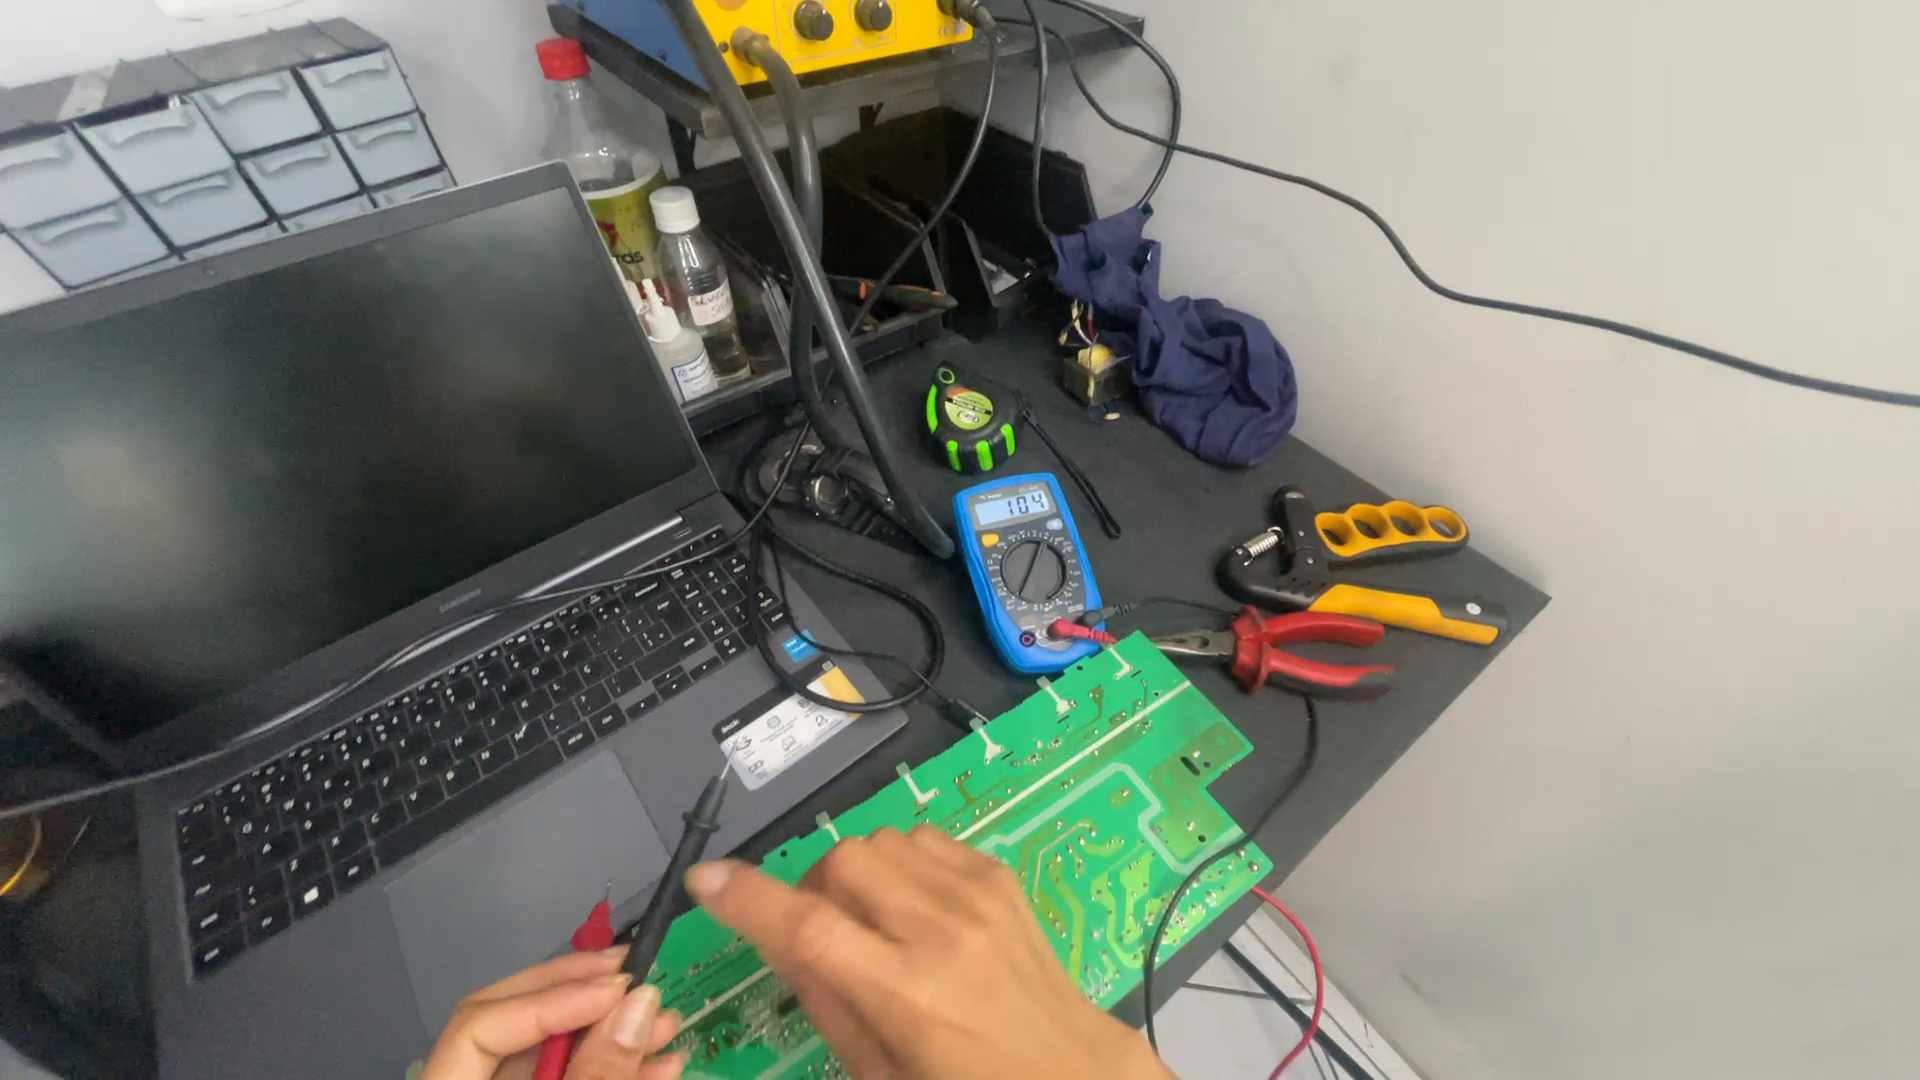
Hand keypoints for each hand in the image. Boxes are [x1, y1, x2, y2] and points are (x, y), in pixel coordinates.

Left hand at [420, 947, 686, 1079]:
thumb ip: (595, 1076)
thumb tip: (641, 1000)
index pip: (478, 1025)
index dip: (551, 999)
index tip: (619, 988)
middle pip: (516, 1024)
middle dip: (589, 998)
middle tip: (643, 976)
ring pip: (551, 1054)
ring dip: (617, 1035)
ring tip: (670, 1024)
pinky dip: (617, 1069)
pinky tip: (664, 1064)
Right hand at [687, 826, 1172, 1079]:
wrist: (1067, 1066)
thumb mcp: (881, 1069)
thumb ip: (825, 1000)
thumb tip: (779, 936)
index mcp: (906, 993)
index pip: (809, 930)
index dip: (749, 899)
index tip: (709, 879)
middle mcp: (939, 928)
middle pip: (841, 863)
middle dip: (816, 888)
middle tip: (828, 927)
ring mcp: (973, 890)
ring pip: (878, 840)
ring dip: (860, 873)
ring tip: (879, 918)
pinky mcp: (995, 870)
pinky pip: (922, 836)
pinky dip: (903, 861)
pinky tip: (919, 902)